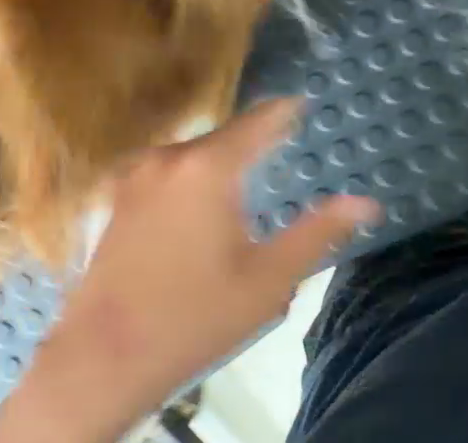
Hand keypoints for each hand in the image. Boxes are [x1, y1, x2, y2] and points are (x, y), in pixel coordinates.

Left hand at [42, 100, 378, 413]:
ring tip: (251, 189)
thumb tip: (368, 203)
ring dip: (224, 164)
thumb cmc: (194, 319)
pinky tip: (203, 215)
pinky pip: (170, 172)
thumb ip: (319, 232)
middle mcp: (169, 156)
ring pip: (197, 154)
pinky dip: (194, 180)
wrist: (99, 363)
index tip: (312, 104)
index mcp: (208, 166)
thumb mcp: (268, 281)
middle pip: (228, 136)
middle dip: (258, 145)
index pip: (262, 118)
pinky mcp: (117, 197)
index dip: (290, 110)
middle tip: (288, 158)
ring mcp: (136, 174)